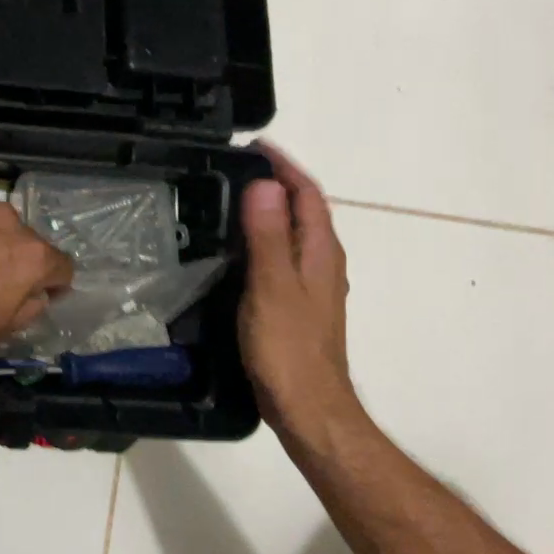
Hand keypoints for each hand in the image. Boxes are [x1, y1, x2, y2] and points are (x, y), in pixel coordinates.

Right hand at [238, 145, 360, 433]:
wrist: (307, 407)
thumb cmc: (289, 347)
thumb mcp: (273, 287)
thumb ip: (269, 236)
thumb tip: (266, 184)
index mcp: (321, 252)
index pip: (308, 195)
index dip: (285, 167)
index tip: (253, 146)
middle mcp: (323, 263)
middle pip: (304, 211)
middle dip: (276, 184)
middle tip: (234, 168)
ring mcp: (313, 286)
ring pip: (294, 234)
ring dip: (270, 211)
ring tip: (230, 199)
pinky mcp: (298, 305)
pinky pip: (283, 256)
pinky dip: (264, 240)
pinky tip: (238, 250)